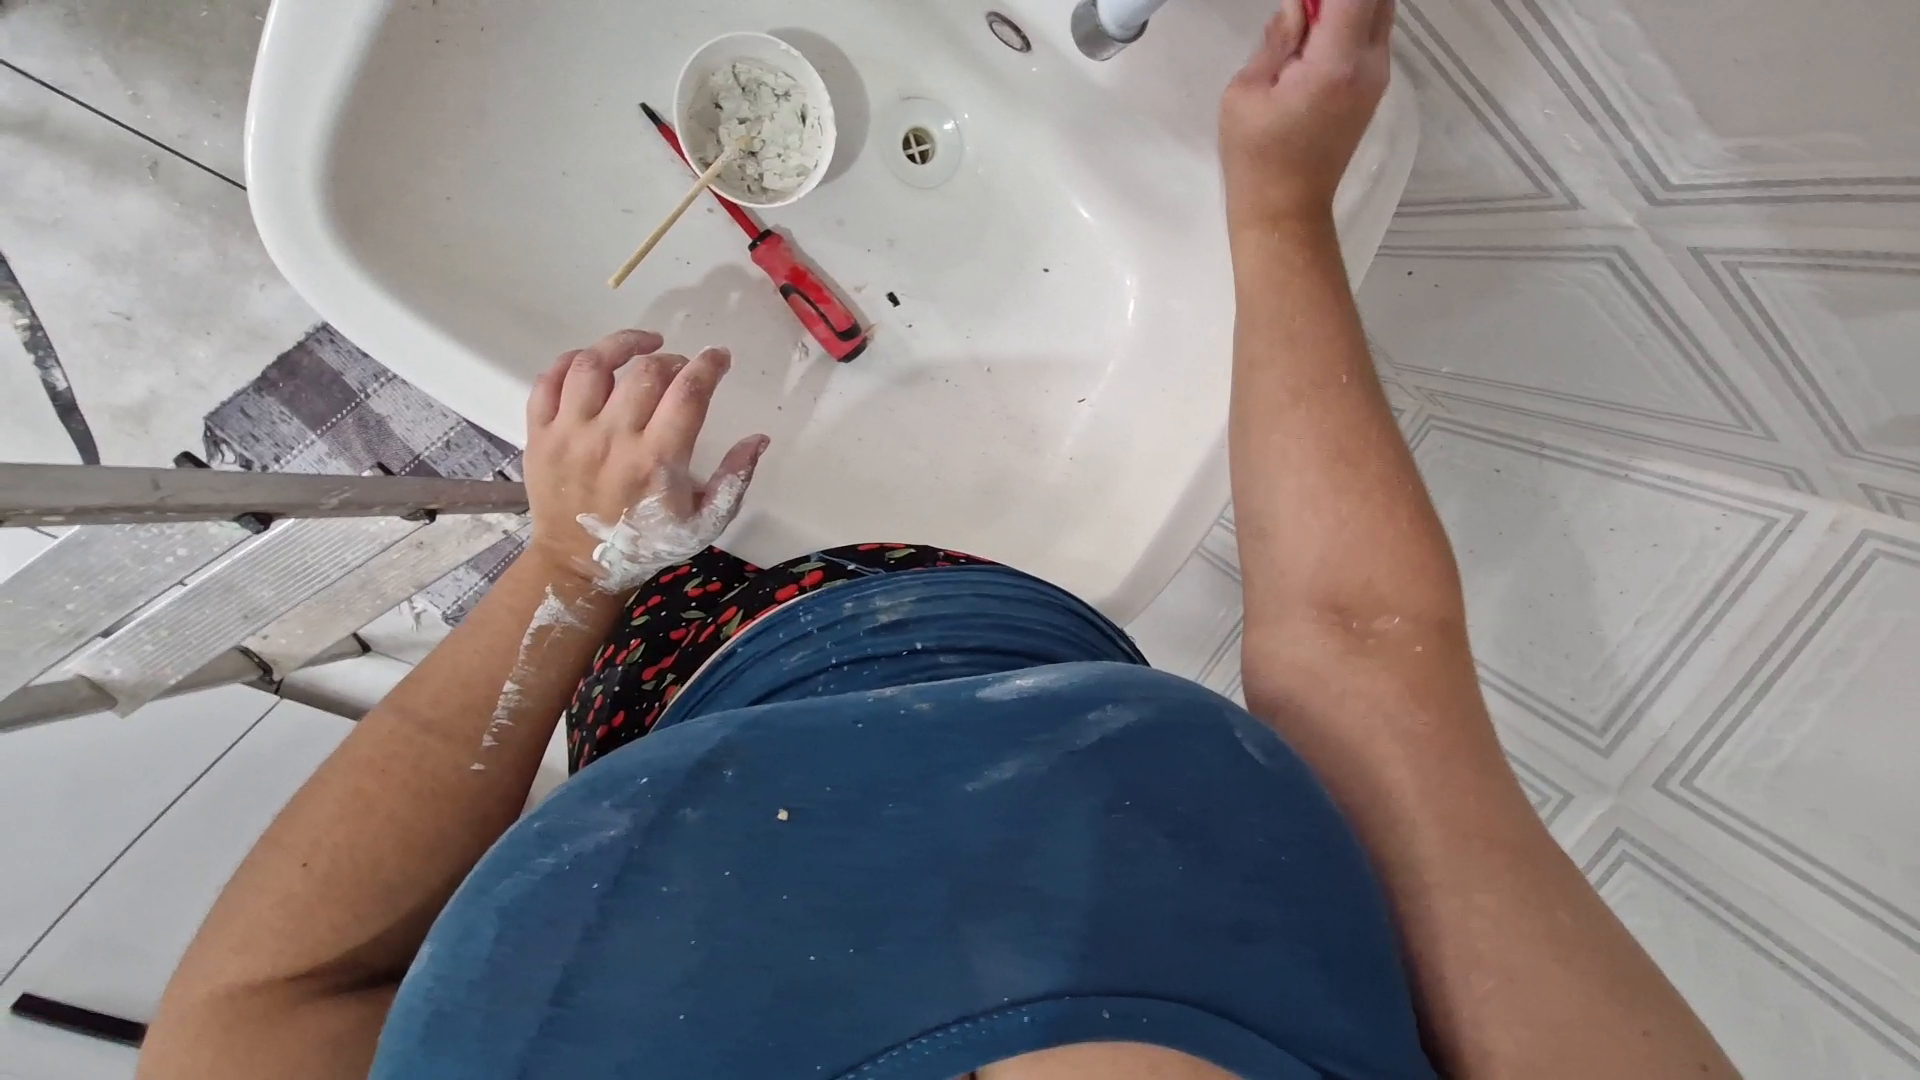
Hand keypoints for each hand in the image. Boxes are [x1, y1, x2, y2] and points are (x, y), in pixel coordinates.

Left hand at [521, 329, 768, 590]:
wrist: (579, 565)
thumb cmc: (649, 543)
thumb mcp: (706, 522)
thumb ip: (735, 480)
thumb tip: (759, 438)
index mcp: (657, 461)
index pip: (688, 393)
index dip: (708, 366)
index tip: (719, 357)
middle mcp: (612, 439)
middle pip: (645, 373)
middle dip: (673, 360)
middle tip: (684, 368)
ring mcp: (570, 434)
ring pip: (592, 365)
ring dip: (622, 345)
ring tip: (643, 345)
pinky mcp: (540, 434)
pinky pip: (548, 381)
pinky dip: (572, 361)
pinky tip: (596, 362)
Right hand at [1220, 0, 1394, 228]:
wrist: (1284, 212)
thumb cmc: (1255, 160)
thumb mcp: (1244, 95)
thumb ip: (1276, 41)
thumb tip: (1296, 6)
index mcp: (1336, 63)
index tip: (1299, 1)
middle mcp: (1370, 63)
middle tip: (1300, 12)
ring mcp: (1377, 78)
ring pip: (1378, 10)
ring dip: (1344, 7)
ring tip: (1303, 32)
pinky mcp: (1373, 90)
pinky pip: (1371, 35)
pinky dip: (1349, 24)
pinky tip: (1313, 45)